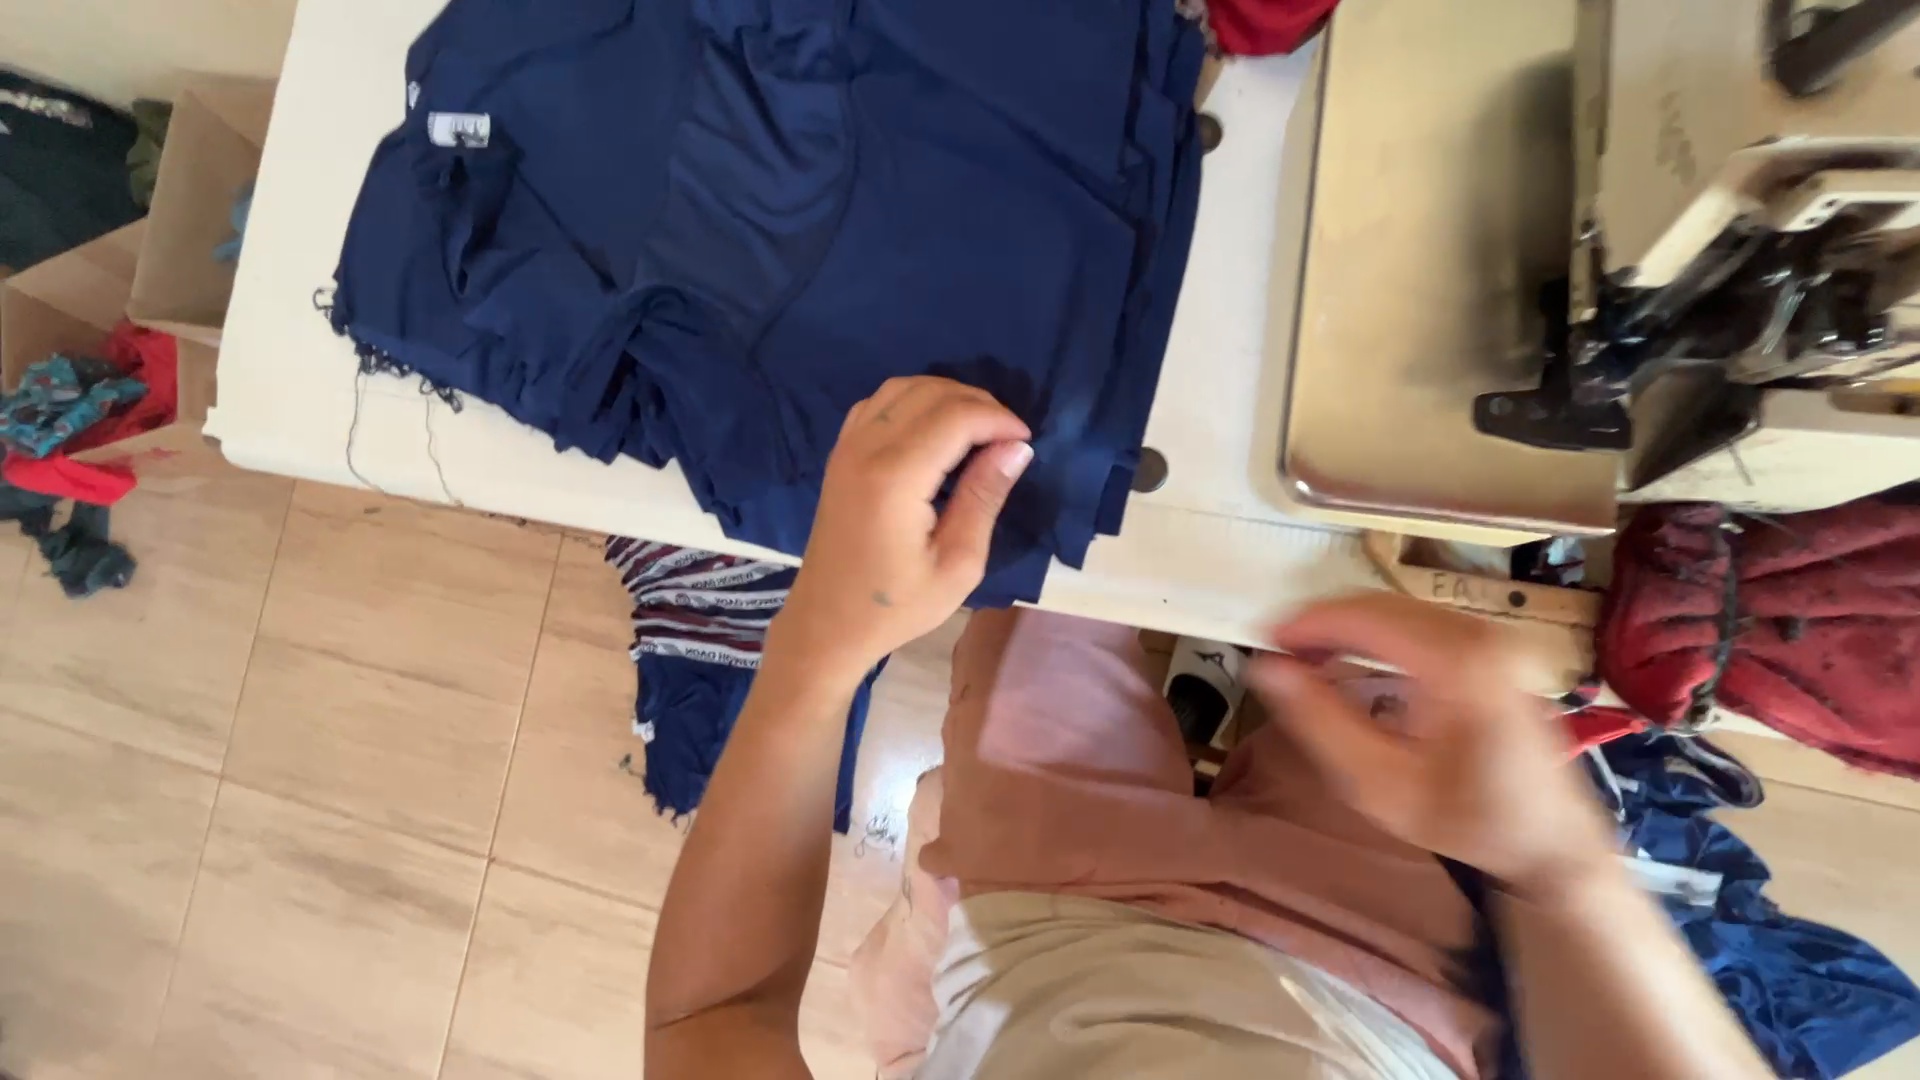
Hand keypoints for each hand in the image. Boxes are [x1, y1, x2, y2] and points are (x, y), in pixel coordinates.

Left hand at [771, 377, 1032, 682]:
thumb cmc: (897, 606)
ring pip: (901, 387)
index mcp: (895, 478)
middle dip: (977, 403)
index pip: (955, 416)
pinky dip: (913, 402)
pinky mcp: (840, 455)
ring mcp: (846, 448)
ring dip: (945, 396)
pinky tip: (934, 431)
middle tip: (1007, 436)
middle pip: (929, 392)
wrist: (827, 624)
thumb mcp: (958, 564)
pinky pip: (878, 404)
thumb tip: (1017, 448)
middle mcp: (865, 449)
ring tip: (977, 429)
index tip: (1025, 441)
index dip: (998, 419)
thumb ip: (985, 498)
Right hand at [1246, 592, 1615, 894]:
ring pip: (1392, 607)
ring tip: (1305, 660)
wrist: (1552, 842)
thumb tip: (1266, 667)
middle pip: (1376, 604)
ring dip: (1342, 626)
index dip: (1306, 623)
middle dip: (1320, 623)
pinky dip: (1371, 631)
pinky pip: (1413, 618)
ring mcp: (1490, 636)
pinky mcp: (1491, 645)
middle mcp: (1479, 635)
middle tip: (1280, 655)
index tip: (1265, 643)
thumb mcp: (1378, 782)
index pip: (1363, 616)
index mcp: (1457, 664)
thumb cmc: (1464, 819)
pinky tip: (1348, 660)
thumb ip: (1318, 719)